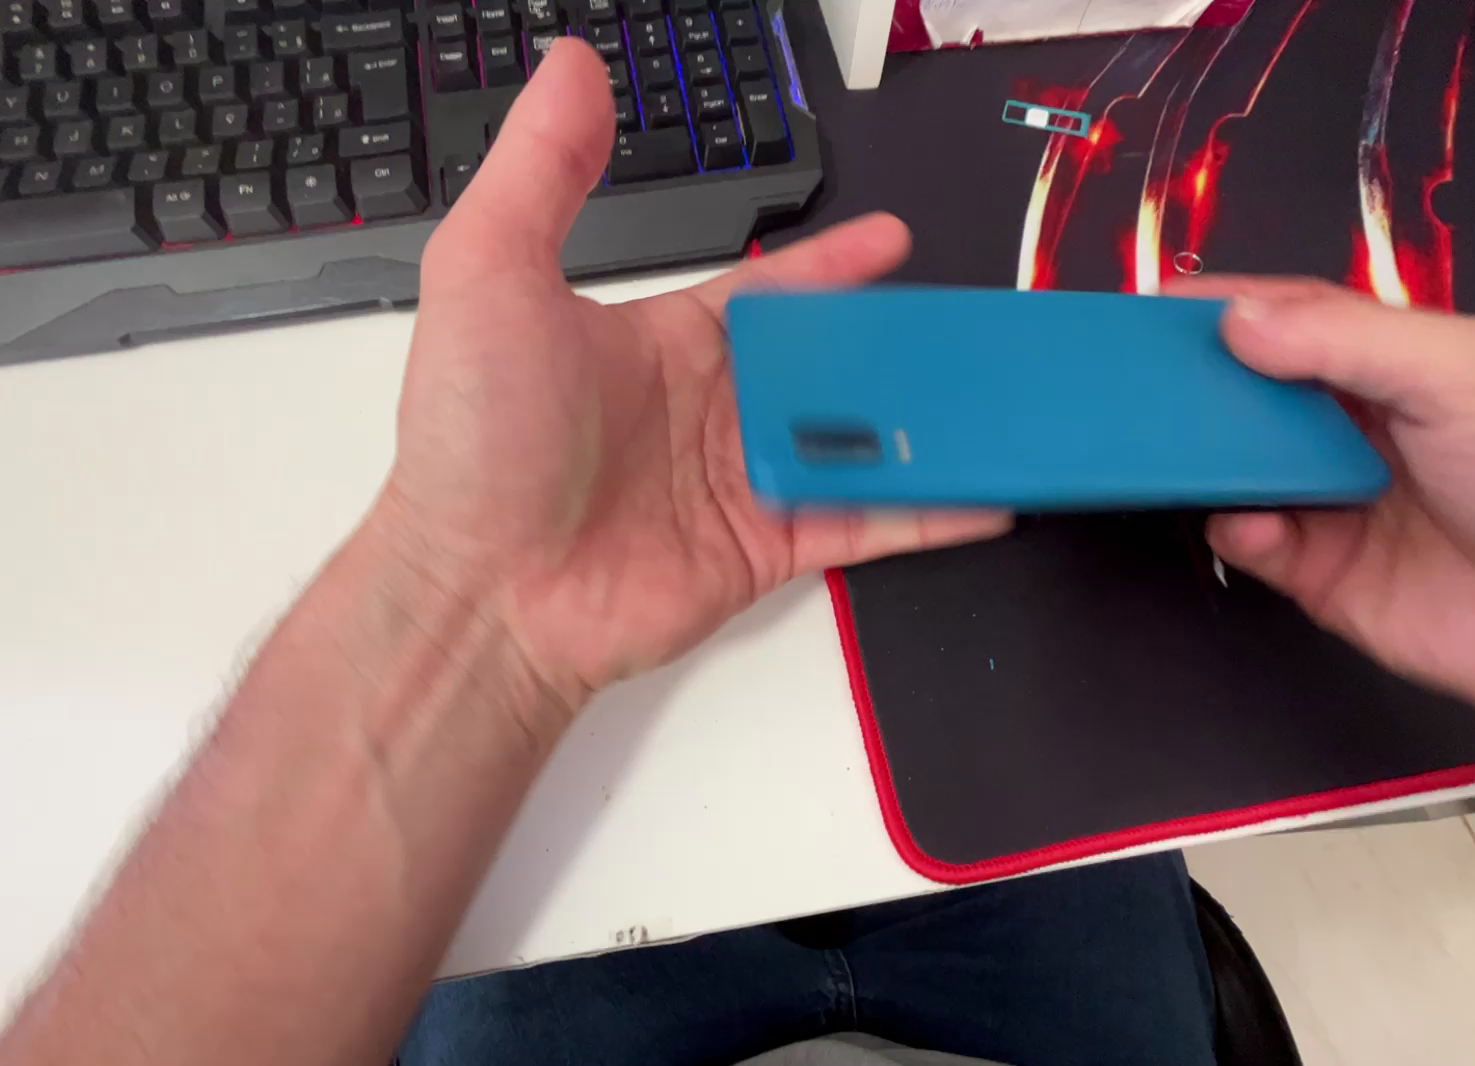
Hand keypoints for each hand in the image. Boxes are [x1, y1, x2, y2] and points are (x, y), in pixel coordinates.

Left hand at [375, 41, 1007, 708]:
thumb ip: (547, 172)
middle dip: (894, 346)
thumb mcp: (493, 273)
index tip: (889, 241)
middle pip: (828, 367)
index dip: (830, 265)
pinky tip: (987, 493)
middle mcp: (713, 412)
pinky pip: (864, 524)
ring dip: (924, 424)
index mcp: (667, 344)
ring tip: (998, 399)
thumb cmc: (475, 437)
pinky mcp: (767, 549)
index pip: (770, 293)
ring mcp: (745, 483)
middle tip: (966, 326)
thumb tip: (575, 69)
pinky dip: (927, 510)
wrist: (484, 587)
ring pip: (857, 441)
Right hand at [1167, 276, 1474, 730]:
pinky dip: (1239, 532)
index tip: (1149, 308)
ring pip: (1235, 472)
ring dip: (1204, 463)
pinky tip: (1253, 526)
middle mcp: (1354, 432)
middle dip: (1192, 389)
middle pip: (1248, 399)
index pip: (1293, 324)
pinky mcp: (1314, 572)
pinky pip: (1249, 543)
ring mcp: (1329, 504)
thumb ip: (1348, 342)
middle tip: (1129, 386)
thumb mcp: (1471, 374)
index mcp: (1398, 367)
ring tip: (1174, 455)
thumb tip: (1233, 319)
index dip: (1225, 309)